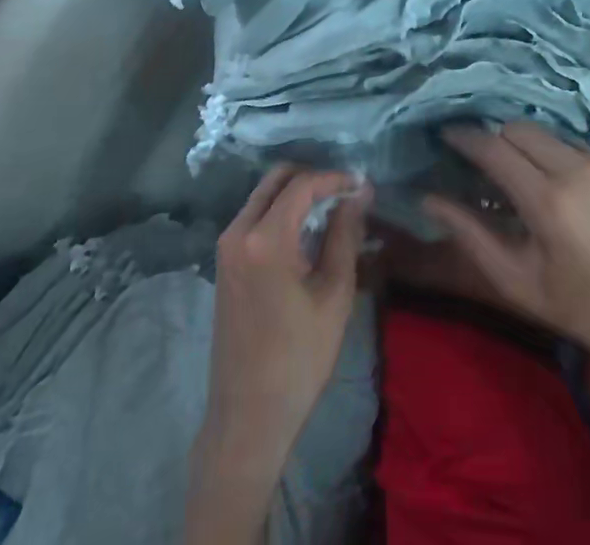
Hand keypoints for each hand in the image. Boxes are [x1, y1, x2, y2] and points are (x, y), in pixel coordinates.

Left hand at [202, 165, 370, 464]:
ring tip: (335, 209)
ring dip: (297, 194)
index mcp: (264, 239)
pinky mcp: (224, 262)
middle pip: (276, 180)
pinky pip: (255, 218)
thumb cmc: (300, 356)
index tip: (364, 186)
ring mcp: (225, 247)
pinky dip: (282, 212)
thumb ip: (345, 235)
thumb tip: (359, 194)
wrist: (249, 413)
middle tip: (347, 192)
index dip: (336, 178)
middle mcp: (237, 232)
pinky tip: (310, 231)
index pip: (302, 185)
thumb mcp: (334, 293)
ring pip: (263, 196)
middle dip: (313, 177)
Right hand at [425, 121, 589, 377]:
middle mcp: (582, 168)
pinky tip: (582, 198)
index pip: (493, 148)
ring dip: (537, 153)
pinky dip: (574, 165)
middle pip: (521, 129)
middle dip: (498, 140)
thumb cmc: (586, 310)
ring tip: (539, 188)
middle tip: (491, 168)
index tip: (448, 136)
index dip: (464, 138)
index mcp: (549, 201)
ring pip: (556, 138)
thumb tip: (429, 199)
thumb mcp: (519, 283)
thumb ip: (470, 236)